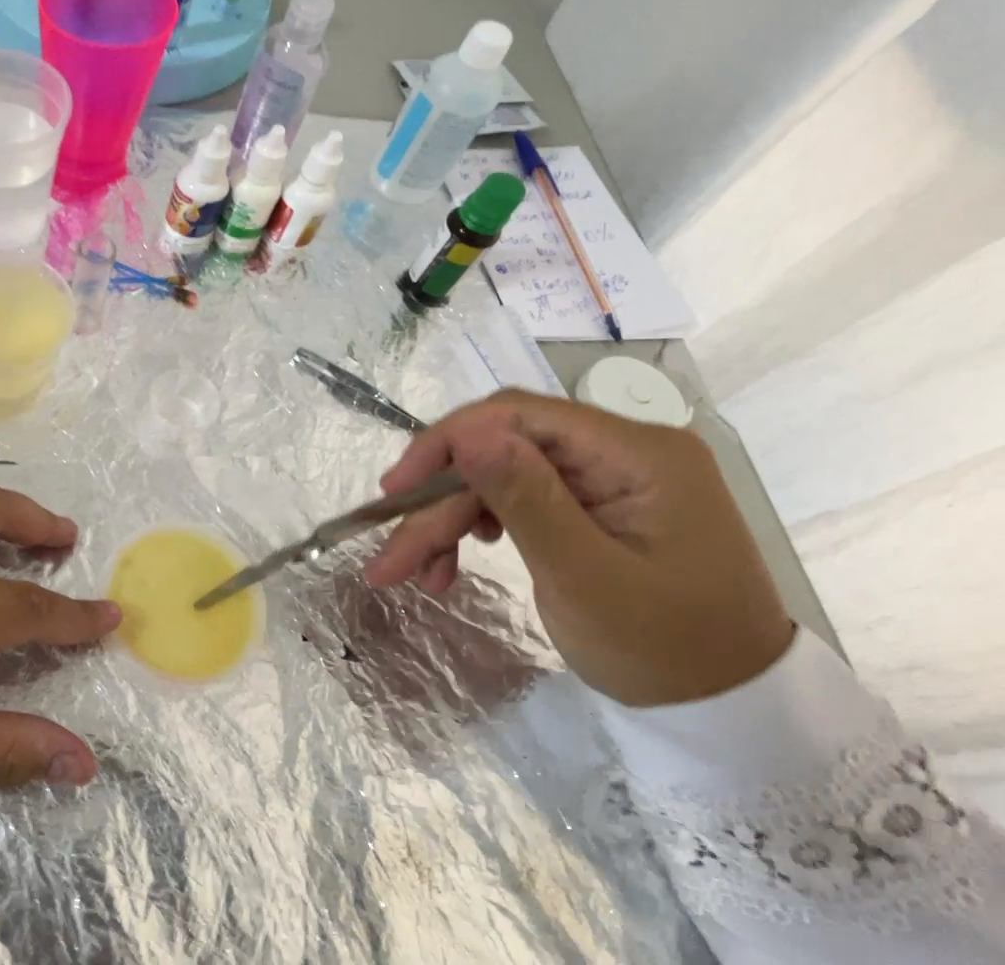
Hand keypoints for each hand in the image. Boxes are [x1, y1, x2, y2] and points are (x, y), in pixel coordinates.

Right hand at [364, 390, 794, 707]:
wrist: (731, 707)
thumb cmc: (666, 649)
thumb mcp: (585, 577)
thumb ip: (526, 499)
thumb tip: (467, 433)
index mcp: (637, 453)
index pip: (518, 415)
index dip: (446, 443)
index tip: (393, 491)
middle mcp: (622, 452)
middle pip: (502, 453)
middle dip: (438, 505)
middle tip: (391, 560)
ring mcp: (610, 481)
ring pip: (500, 480)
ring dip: (449, 524)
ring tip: (417, 577)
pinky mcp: (596, 509)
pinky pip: (518, 503)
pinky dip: (477, 533)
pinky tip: (452, 567)